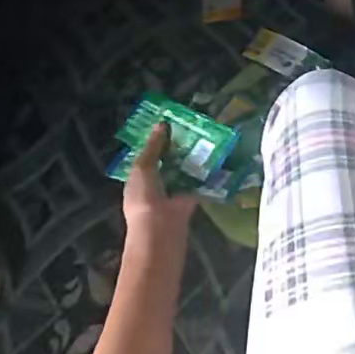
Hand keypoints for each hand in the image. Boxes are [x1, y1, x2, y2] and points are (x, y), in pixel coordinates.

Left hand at [122, 123, 198, 239]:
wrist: (159, 231)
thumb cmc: (144, 198)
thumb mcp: (143, 168)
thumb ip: (153, 147)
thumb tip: (161, 124)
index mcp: (138, 177)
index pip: (148, 154)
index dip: (158, 139)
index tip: (172, 122)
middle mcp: (155, 184)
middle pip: (168, 161)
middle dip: (178, 147)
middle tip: (194, 126)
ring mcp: (173, 192)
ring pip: (183, 171)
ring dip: (193, 158)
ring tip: (207, 137)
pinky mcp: (190, 199)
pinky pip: (198, 183)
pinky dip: (205, 174)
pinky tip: (216, 157)